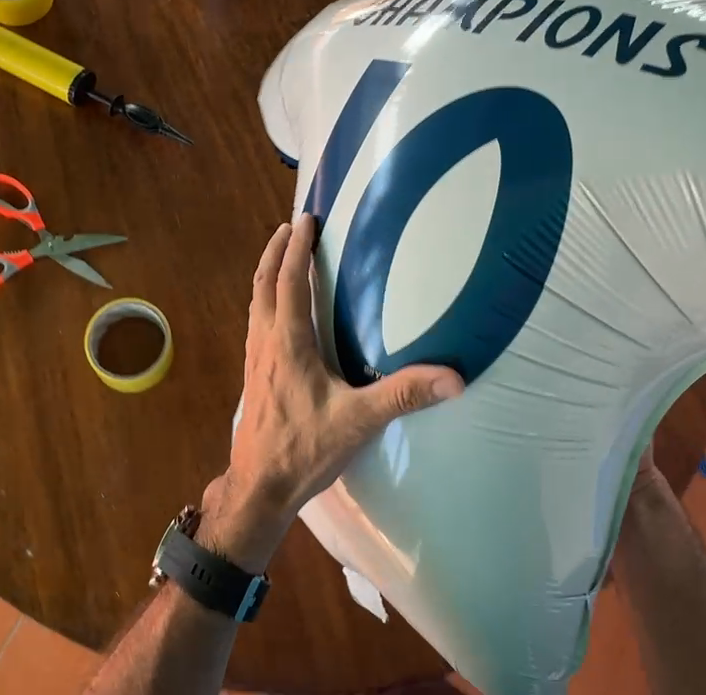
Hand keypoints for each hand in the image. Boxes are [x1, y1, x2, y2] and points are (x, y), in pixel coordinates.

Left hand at [200, 214, 464, 568]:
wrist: (258, 486)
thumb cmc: (304, 450)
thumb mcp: (358, 422)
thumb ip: (403, 395)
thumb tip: (453, 377)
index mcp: (287, 343)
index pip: (290, 282)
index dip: (297, 248)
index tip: (305, 219)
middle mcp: (265, 342)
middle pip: (264, 283)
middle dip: (276, 250)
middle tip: (290, 225)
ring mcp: (254, 358)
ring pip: (256, 301)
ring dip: (267, 272)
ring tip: (280, 254)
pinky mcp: (252, 374)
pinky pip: (256, 321)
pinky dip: (265, 299)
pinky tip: (276, 310)